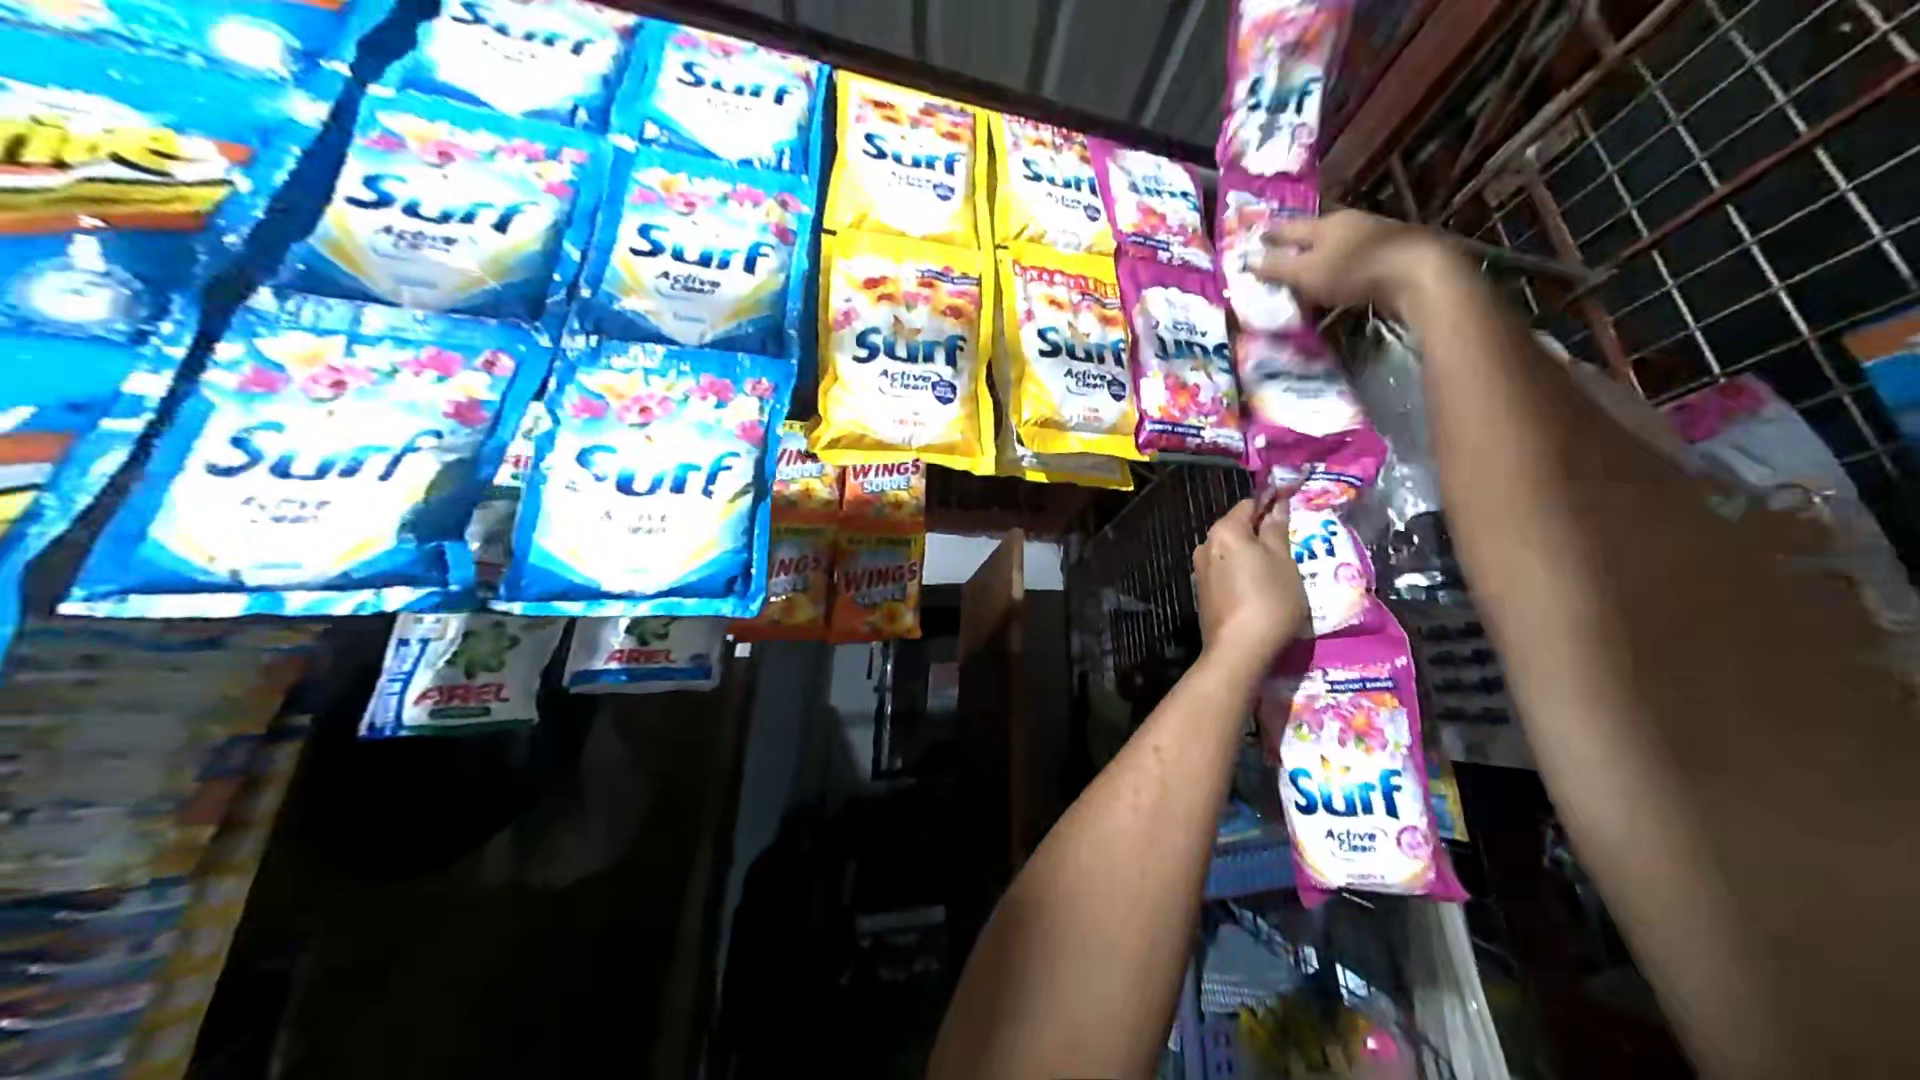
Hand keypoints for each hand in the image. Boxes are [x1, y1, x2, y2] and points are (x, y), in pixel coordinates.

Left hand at [1194, 497, 1308, 674]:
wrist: (1239, 649)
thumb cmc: (1269, 600)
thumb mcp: (1283, 560)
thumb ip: (1277, 529)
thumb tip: (1276, 504)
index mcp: (1224, 530)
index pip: (1249, 504)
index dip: (1272, 503)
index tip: (1294, 511)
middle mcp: (1206, 545)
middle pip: (1238, 528)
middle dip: (1263, 531)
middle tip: (1293, 544)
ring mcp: (1201, 570)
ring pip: (1233, 551)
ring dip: (1254, 554)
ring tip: (1282, 568)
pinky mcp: (1204, 591)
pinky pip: (1227, 571)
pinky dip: (1244, 572)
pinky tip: (1262, 587)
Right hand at [1249, 209, 1467, 314]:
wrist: (1418, 274)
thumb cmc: (1354, 271)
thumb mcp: (1306, 273)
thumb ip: (1276, 268)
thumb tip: (1246, 261)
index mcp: (1325, 224)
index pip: (1288, 227)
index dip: (1269, 234)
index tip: (1254, 238)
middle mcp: (1348, 224)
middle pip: (1314, 234)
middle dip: (1296, 244)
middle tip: (1279, 255)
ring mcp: (1373, 237)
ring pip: (1336, 246)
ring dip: (1320, 257)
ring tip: (1306, 270)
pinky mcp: (1390, 255)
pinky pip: (1354, 260)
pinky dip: (1340, 269)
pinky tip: (1338, 280)